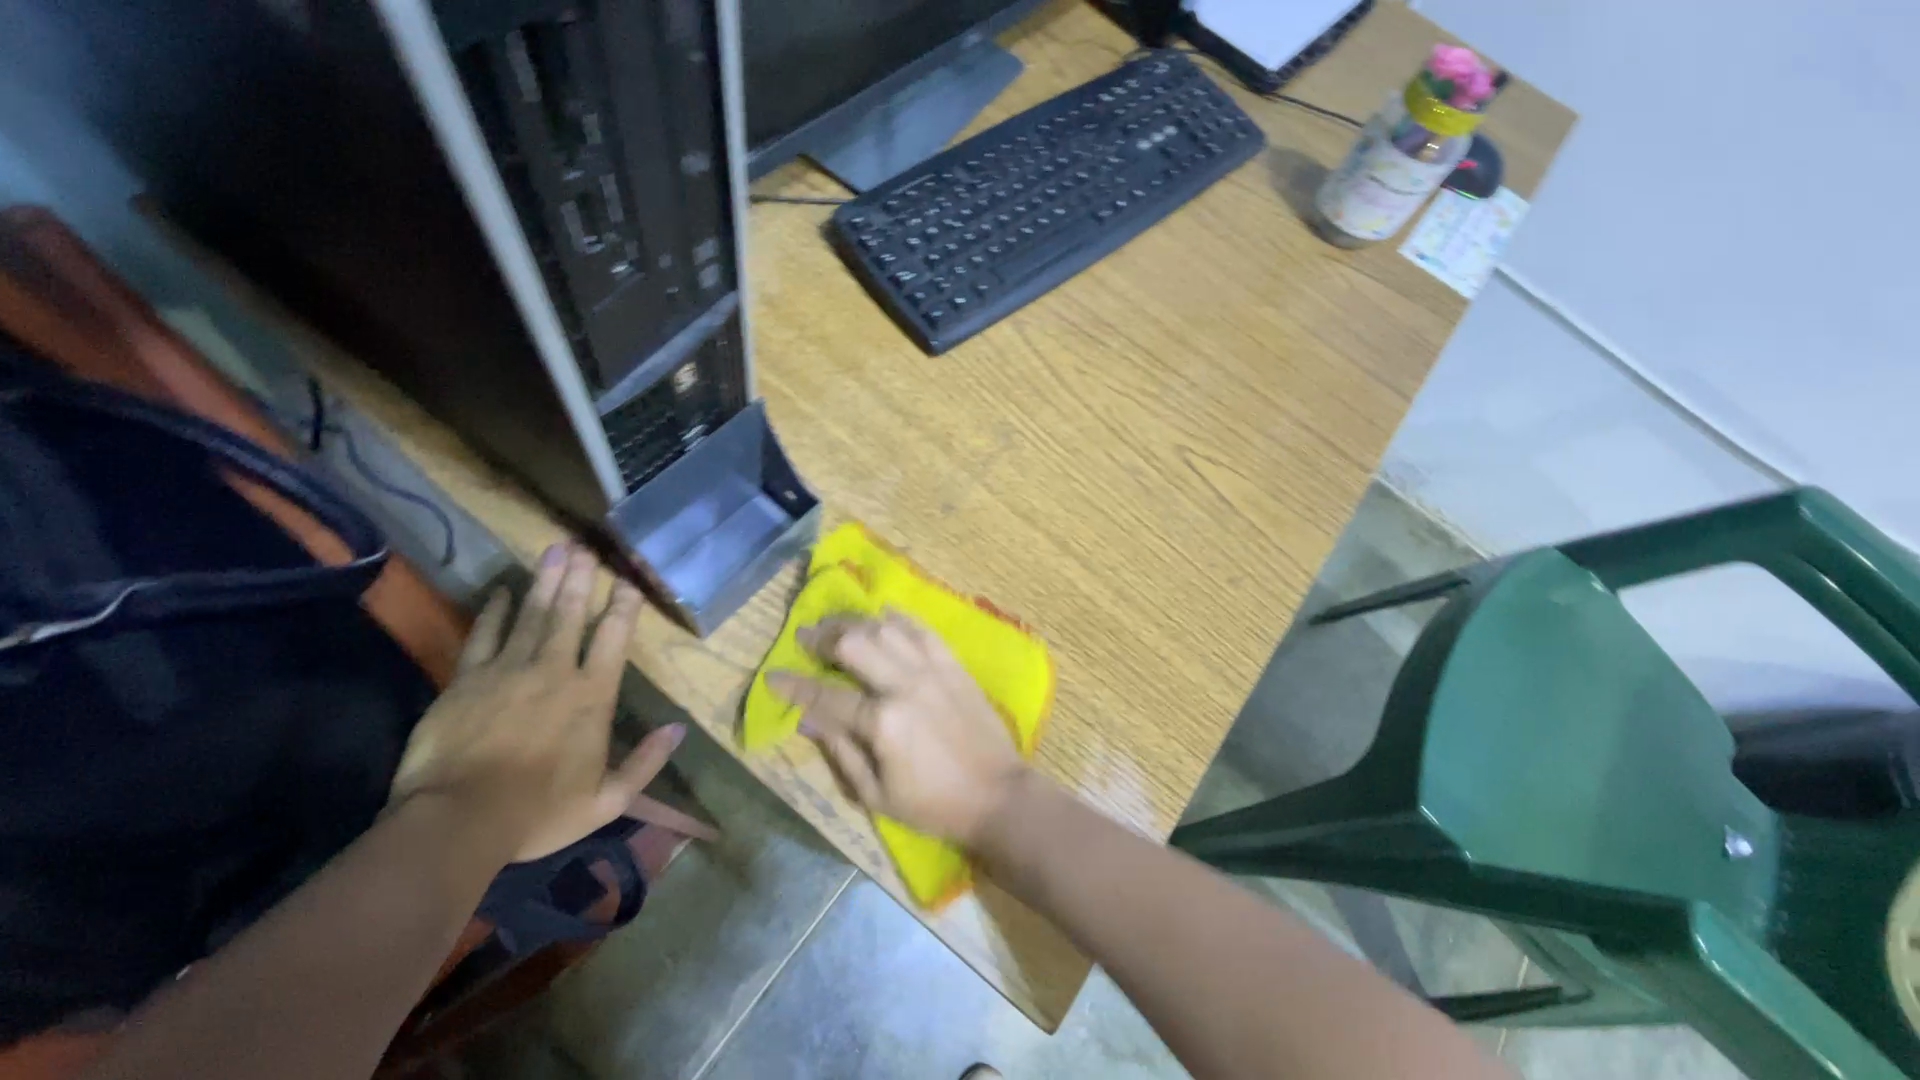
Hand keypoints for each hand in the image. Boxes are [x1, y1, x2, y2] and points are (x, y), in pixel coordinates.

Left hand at [389, 542, 684, 862]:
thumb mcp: (607, 801)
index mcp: (591, 697)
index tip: (628, 580)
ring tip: (554, 550)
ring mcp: (507, 670)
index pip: (612, 639)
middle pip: (569, 614)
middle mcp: (553, 671)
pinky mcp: (467, 679)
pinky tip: (501, 591)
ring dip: (544, 581)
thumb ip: (646, 762)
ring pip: (531, 615)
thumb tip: (679, 729)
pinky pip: (484, 635)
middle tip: (585, 547)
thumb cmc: (539, 813)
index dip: (622, 607)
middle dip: (580, 579)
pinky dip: (493, 611)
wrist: (459, 820)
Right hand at [767, 614, 1029, 848]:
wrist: (997, 796)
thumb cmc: (933, 805)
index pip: (826, 696)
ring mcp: (933, 670)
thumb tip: (809, 719)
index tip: (773, 677)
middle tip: (806, 639)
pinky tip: (881, 619)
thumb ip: (840, 752)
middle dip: (823, 637)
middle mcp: (905, 685)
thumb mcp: (876, 794)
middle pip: (854, 643)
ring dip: (856, 622)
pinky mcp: (954, 666)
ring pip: (886, 628)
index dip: (794, 687)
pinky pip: (922, 630)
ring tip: (837, 626)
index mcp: (883, 722)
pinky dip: (898, 620)